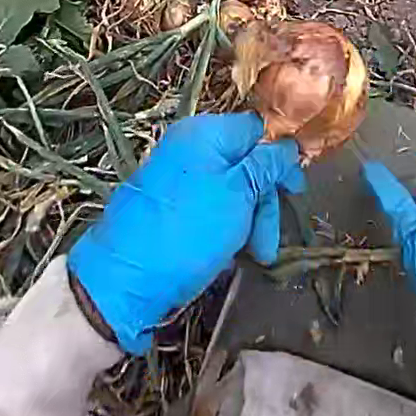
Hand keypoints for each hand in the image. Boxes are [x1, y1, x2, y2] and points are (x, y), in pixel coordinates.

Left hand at [69, 111, 304, 353]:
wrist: (121, 285)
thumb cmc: (187, 232)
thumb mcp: (238, 195)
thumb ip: (268, 166)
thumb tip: (290, 145)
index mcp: (205, 132)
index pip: (258, 130)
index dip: (281, 159)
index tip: (295, 191)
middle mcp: (190, 146)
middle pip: (247, 161)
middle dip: (265, 200)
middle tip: (270, 240)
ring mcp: (179, 177)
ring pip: (232, 188)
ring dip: (251, 219)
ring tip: (255, 255)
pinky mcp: (172, 205)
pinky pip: (212, 205)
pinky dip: (228, 226)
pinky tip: (233, 253)